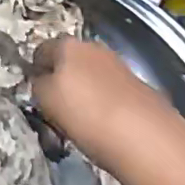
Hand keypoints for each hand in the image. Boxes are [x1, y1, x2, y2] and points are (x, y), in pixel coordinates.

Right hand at [32, 38, 176, 159]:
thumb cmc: (87, 115)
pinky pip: (113, 93)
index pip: (40, 52)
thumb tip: (42, 83)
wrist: (149, 140)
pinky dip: (107, 106)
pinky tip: (109, 129)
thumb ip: (37, 86)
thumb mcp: (46, 102)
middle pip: (68, 62)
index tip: (37, 97)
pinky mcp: (141, 88)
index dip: (35, 73)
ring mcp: (119, 66)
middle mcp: (92, 47)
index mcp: (66, 44)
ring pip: (91, 77)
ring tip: (85, 124)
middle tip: (59, 111)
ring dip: (86, 94)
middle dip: (63, 82)